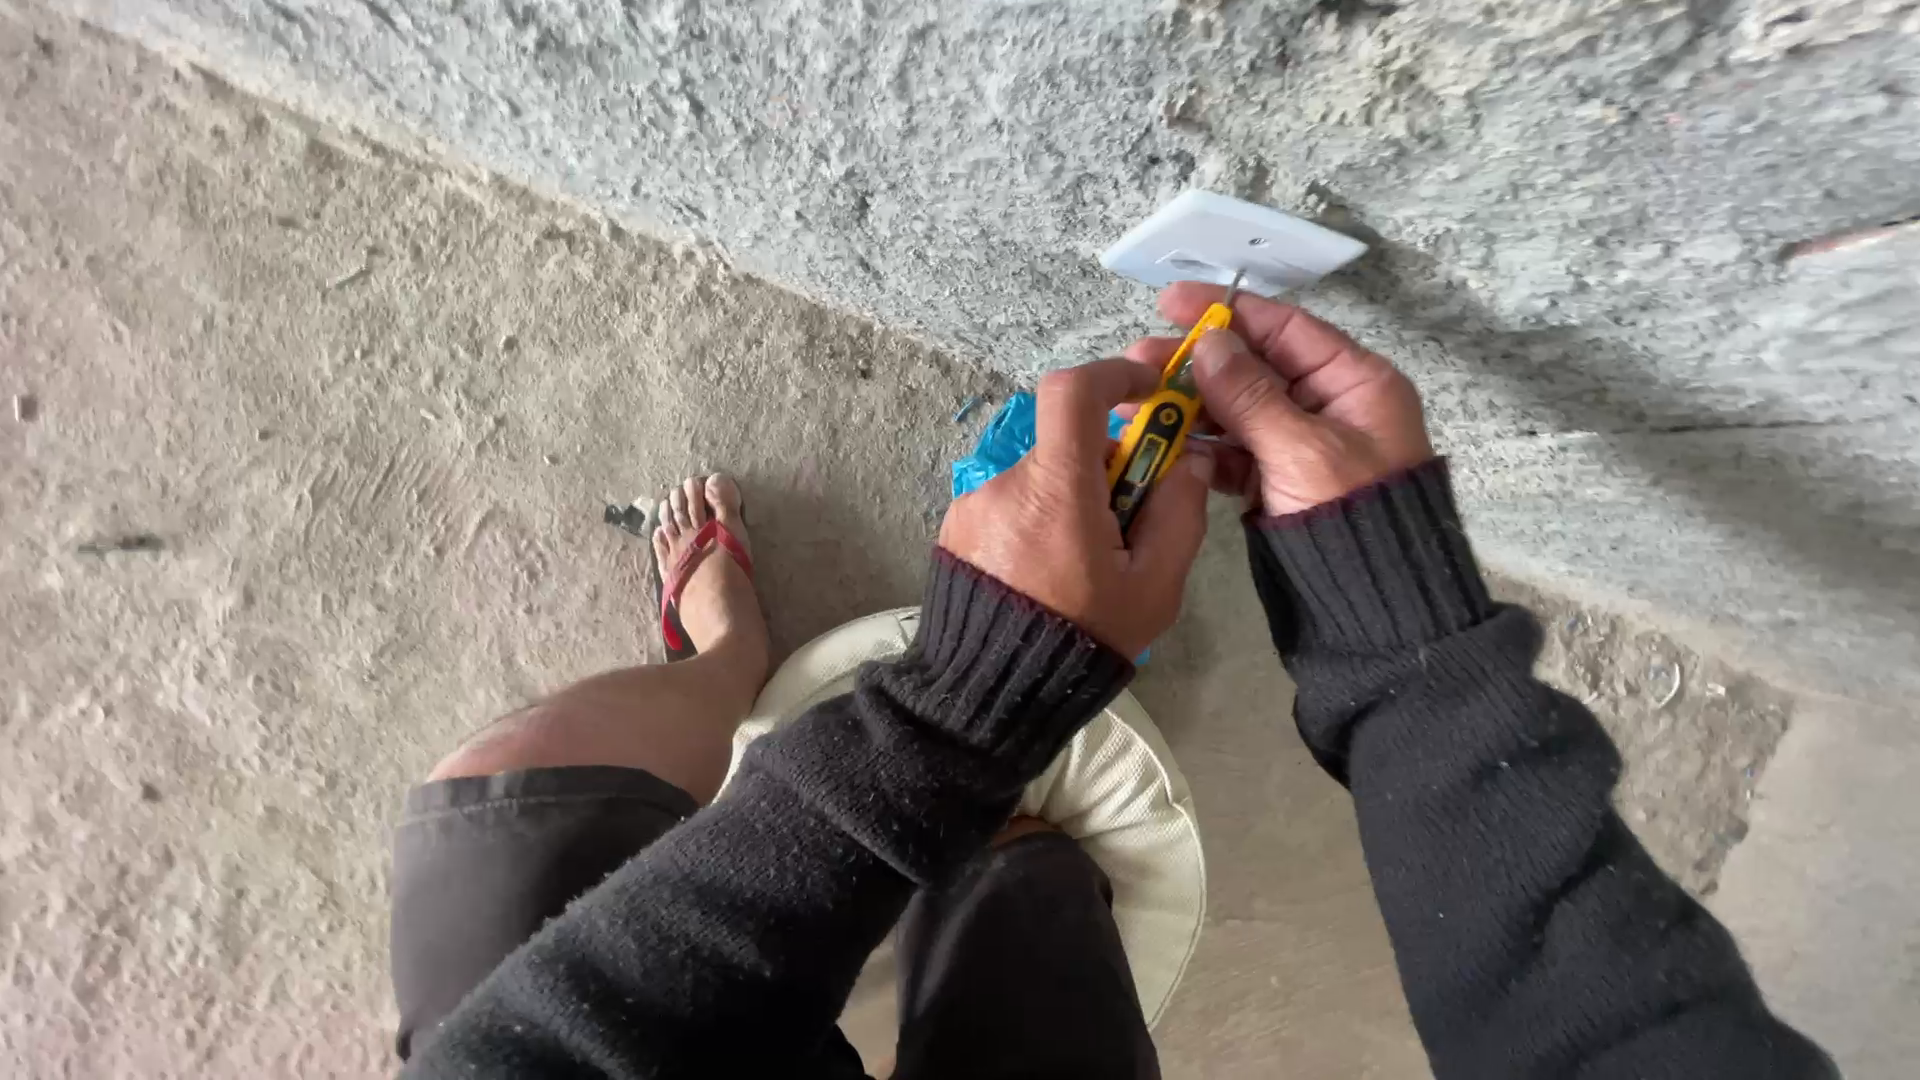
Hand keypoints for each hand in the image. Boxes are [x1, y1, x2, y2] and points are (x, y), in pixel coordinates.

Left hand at [939, 358, 1212, 656]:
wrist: (990, 691)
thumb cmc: (1082, 641)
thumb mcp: (1153, 589)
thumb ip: (1178, 513)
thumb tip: (1188, 459)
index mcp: (1054, 492)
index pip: (1073, 393)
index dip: (1113, 376)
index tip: (1146, 391)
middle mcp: (1004, 484)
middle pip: (1065, 441)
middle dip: (1103, 462)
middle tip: (1125, 518)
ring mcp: (973, 503)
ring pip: (1038, 474)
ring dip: (1068, 496)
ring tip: (1080, 561)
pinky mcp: (956, 524)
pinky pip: (1009, 500)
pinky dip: (1036, 516)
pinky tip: (1043, 570)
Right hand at [1131, 283, 1433, 515]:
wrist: (1366, 599)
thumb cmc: (1347, 512)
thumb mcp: (1302, 448)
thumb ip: (1250, 395)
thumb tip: (1208, 342)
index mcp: (1353, 382)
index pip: (1285, 328)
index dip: (1228, 311)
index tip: (1172, 302)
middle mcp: (1323, 405)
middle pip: (1251, 368)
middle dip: (1195, 362)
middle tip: (1139, 358)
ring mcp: (1293, 443)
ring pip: (1232, 411)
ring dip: (1187, 405)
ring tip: (1137, 400)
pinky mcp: (1271, 478)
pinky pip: (1229, 451)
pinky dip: (1197, 447)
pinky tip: (1162, 442)